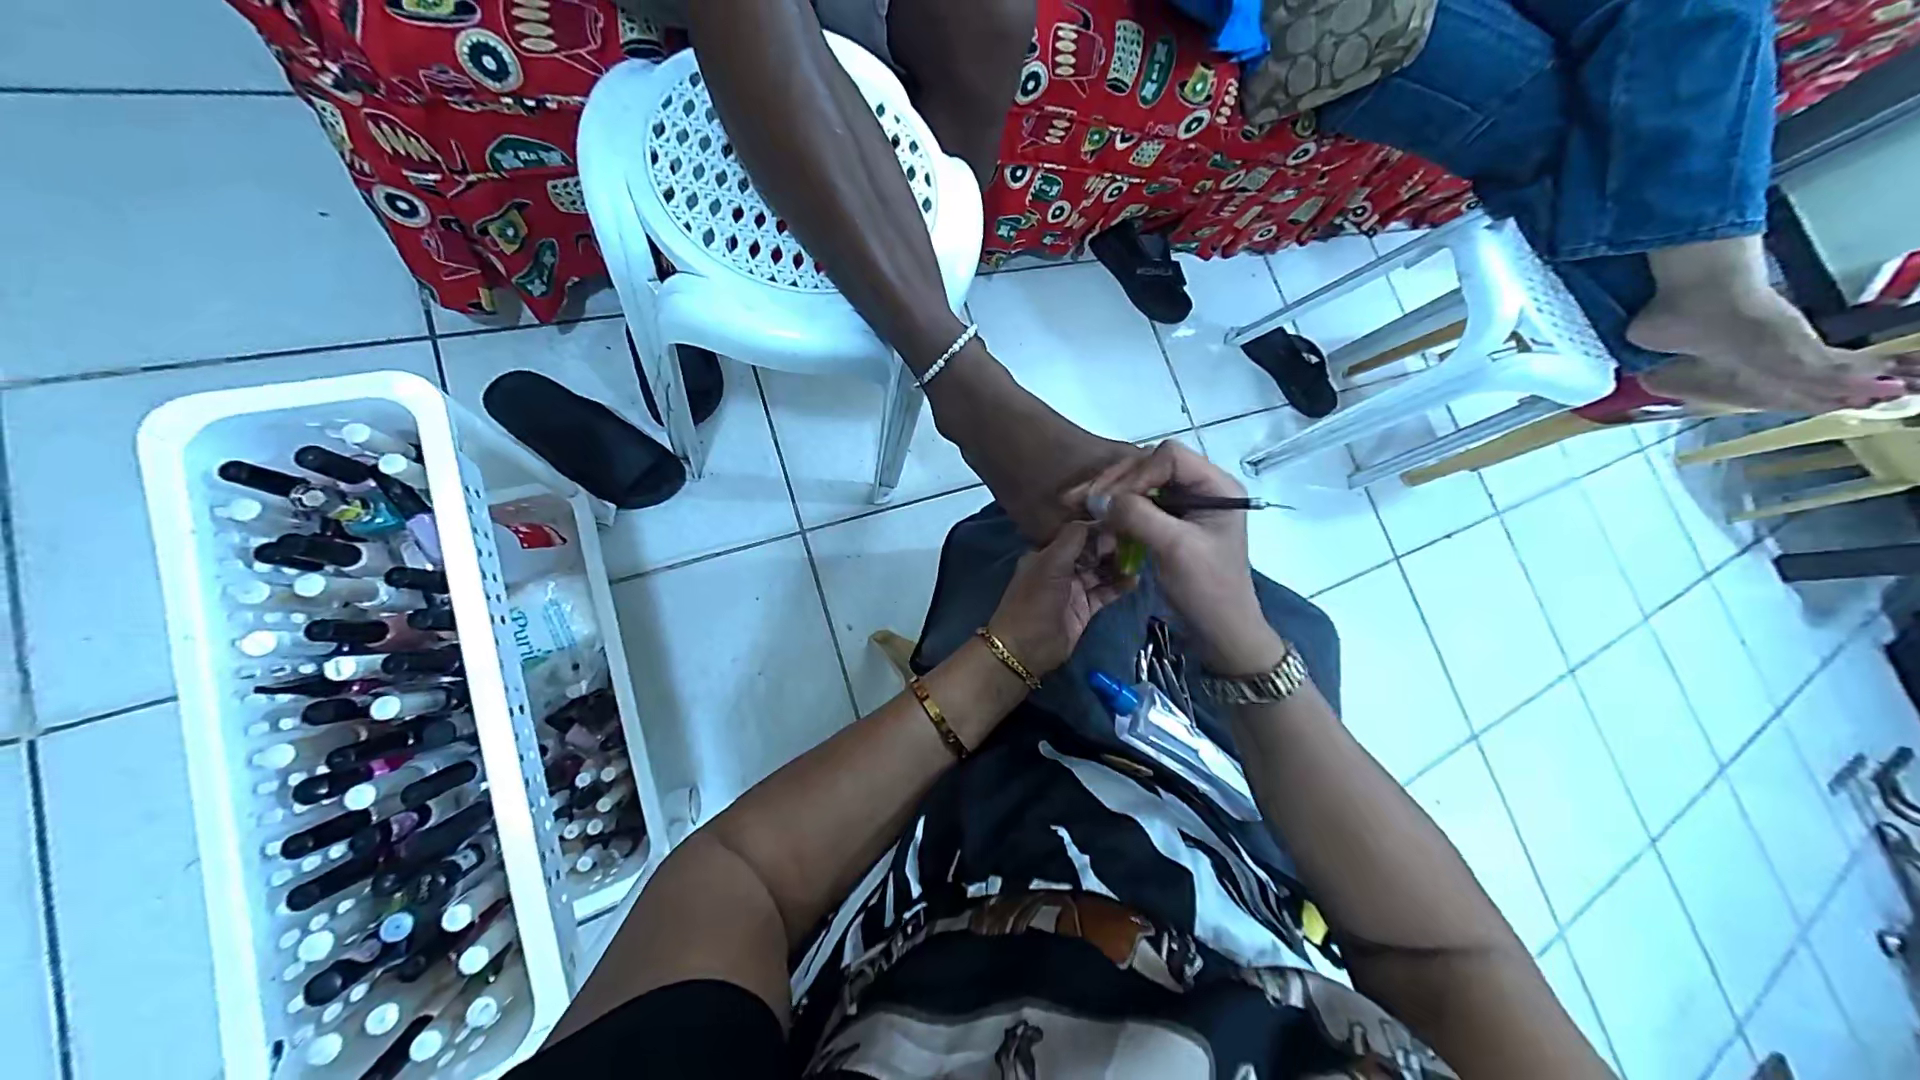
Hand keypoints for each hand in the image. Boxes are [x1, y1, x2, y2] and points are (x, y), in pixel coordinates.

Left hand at [985, 521, 1131, 677]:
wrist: (1027, 647)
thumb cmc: (1035, 601)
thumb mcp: (1050, 564)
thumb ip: (1072, 540)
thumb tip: (1094, 520)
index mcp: (1046, 554)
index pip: (1076, 535)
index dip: (1096, 530)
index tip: (1119, 526)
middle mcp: (1060, 568)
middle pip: (1090, 552)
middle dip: (1110, 547)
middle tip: (1131, 545)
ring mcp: (1074, 589)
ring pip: (1100, 571)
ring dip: (1117, 566)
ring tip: (1137, 561)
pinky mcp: (1085, 608)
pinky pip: (1105, 592)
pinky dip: (1119, 586)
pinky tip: (1134, 580)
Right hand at [1067, 441, 1284, 674]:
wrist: (1221, 631)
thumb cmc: (1207, 589)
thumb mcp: (1174, 548)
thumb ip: (1140, 515)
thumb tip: (1103, 499)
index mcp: (1216, 485)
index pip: (1169, 456)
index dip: (1137, 473)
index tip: (1112, 502)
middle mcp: (1202, 486)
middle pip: (1151, 464)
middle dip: (1116, 481)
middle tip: (1082, 500)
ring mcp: (1186, 504)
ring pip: (1140, 482)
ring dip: (1110, 493)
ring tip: (1079, 505)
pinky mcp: (1171, 521)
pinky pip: (1139, 503)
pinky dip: (1116, 508)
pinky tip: (1095, 516)